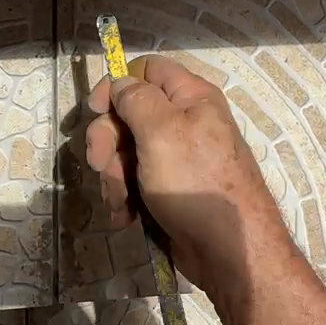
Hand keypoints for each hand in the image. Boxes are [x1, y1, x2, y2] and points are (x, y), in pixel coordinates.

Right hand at [85, 54, 294, 302]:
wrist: (229, 254)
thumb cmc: (196, 183)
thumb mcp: (162, 132)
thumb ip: (136, 99)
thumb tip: (120, 83)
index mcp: (190, 97)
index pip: (147, 69)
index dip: (117, 85)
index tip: (96, 109)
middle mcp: (183, 121)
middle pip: (128, 113)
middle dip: (109, 141)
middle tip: (100, 164)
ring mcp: (175, 158)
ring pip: (125, 151)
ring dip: (113, 175)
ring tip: (119, 201)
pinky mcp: (167, 189)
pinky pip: (134, 181)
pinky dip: (124, 196)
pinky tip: (125, 216)